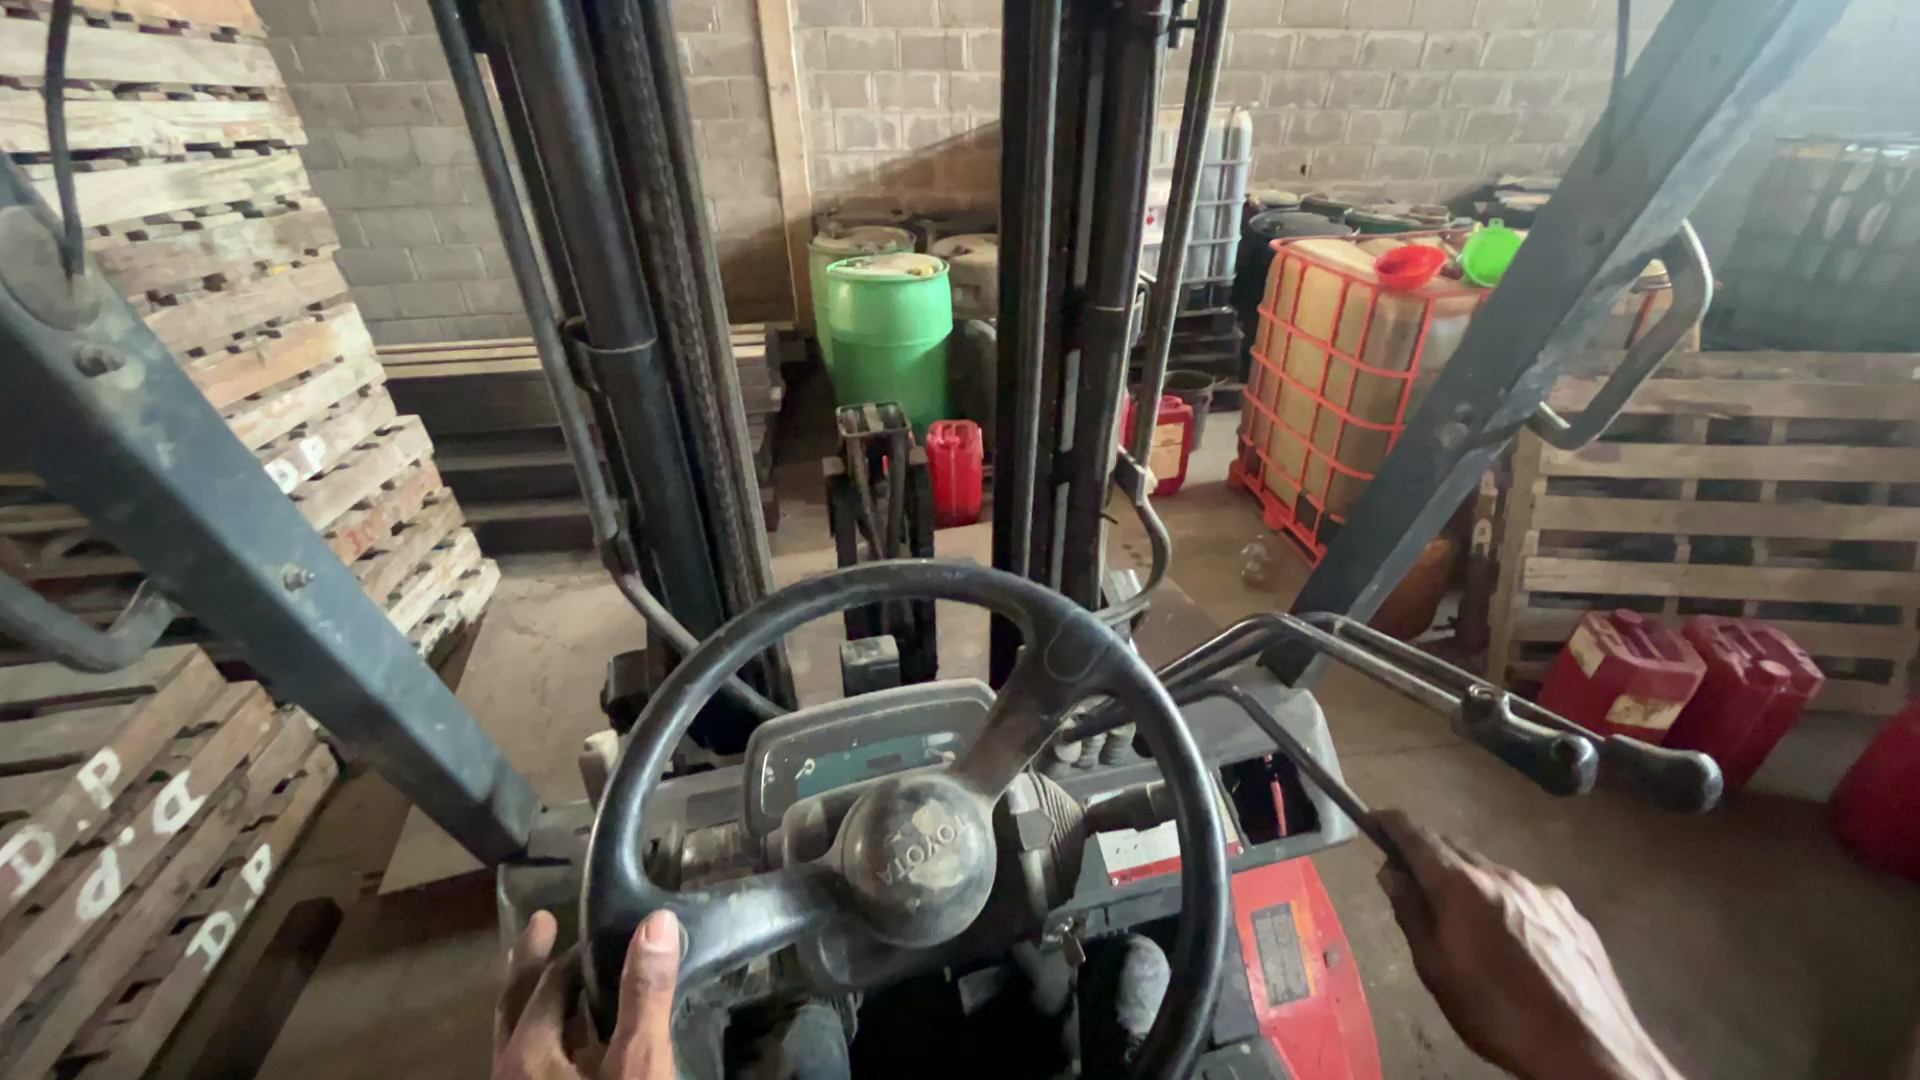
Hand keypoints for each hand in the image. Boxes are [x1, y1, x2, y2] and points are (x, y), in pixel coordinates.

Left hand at [493, 909, 681, 1079]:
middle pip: (516, 1005)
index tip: (604, 922)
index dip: (577, 950)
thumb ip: (644, 994)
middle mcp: (509, 1074)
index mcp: (527, 1054)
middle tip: (543, 920)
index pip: (550, 981)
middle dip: (531, 963)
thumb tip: (657, 920)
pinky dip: (549, 1033)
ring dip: (538, 1000)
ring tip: (562, 976)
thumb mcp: (638, 1065)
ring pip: (519, 1037)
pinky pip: (532, 1064)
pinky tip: (576, 1038)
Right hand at [1374, 811, 1683, 1079]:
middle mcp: (1501, 875)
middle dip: (1426, 855)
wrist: (1594, 1055)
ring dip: (1466, 881)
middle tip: (1412, 882)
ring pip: (1489, 871)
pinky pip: (1524, 895)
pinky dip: (1504, 903)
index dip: (1388, 823)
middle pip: (1452, 847)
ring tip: (1466, 923)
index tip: (1372, 822)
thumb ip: (1410, 912)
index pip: (1414, 834)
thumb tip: (1392, 873)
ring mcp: (1542, 892)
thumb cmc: (1499, 1014)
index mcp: (1460, 885)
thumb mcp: (1434, 968)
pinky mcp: (1573, 915)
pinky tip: (1512, 942)